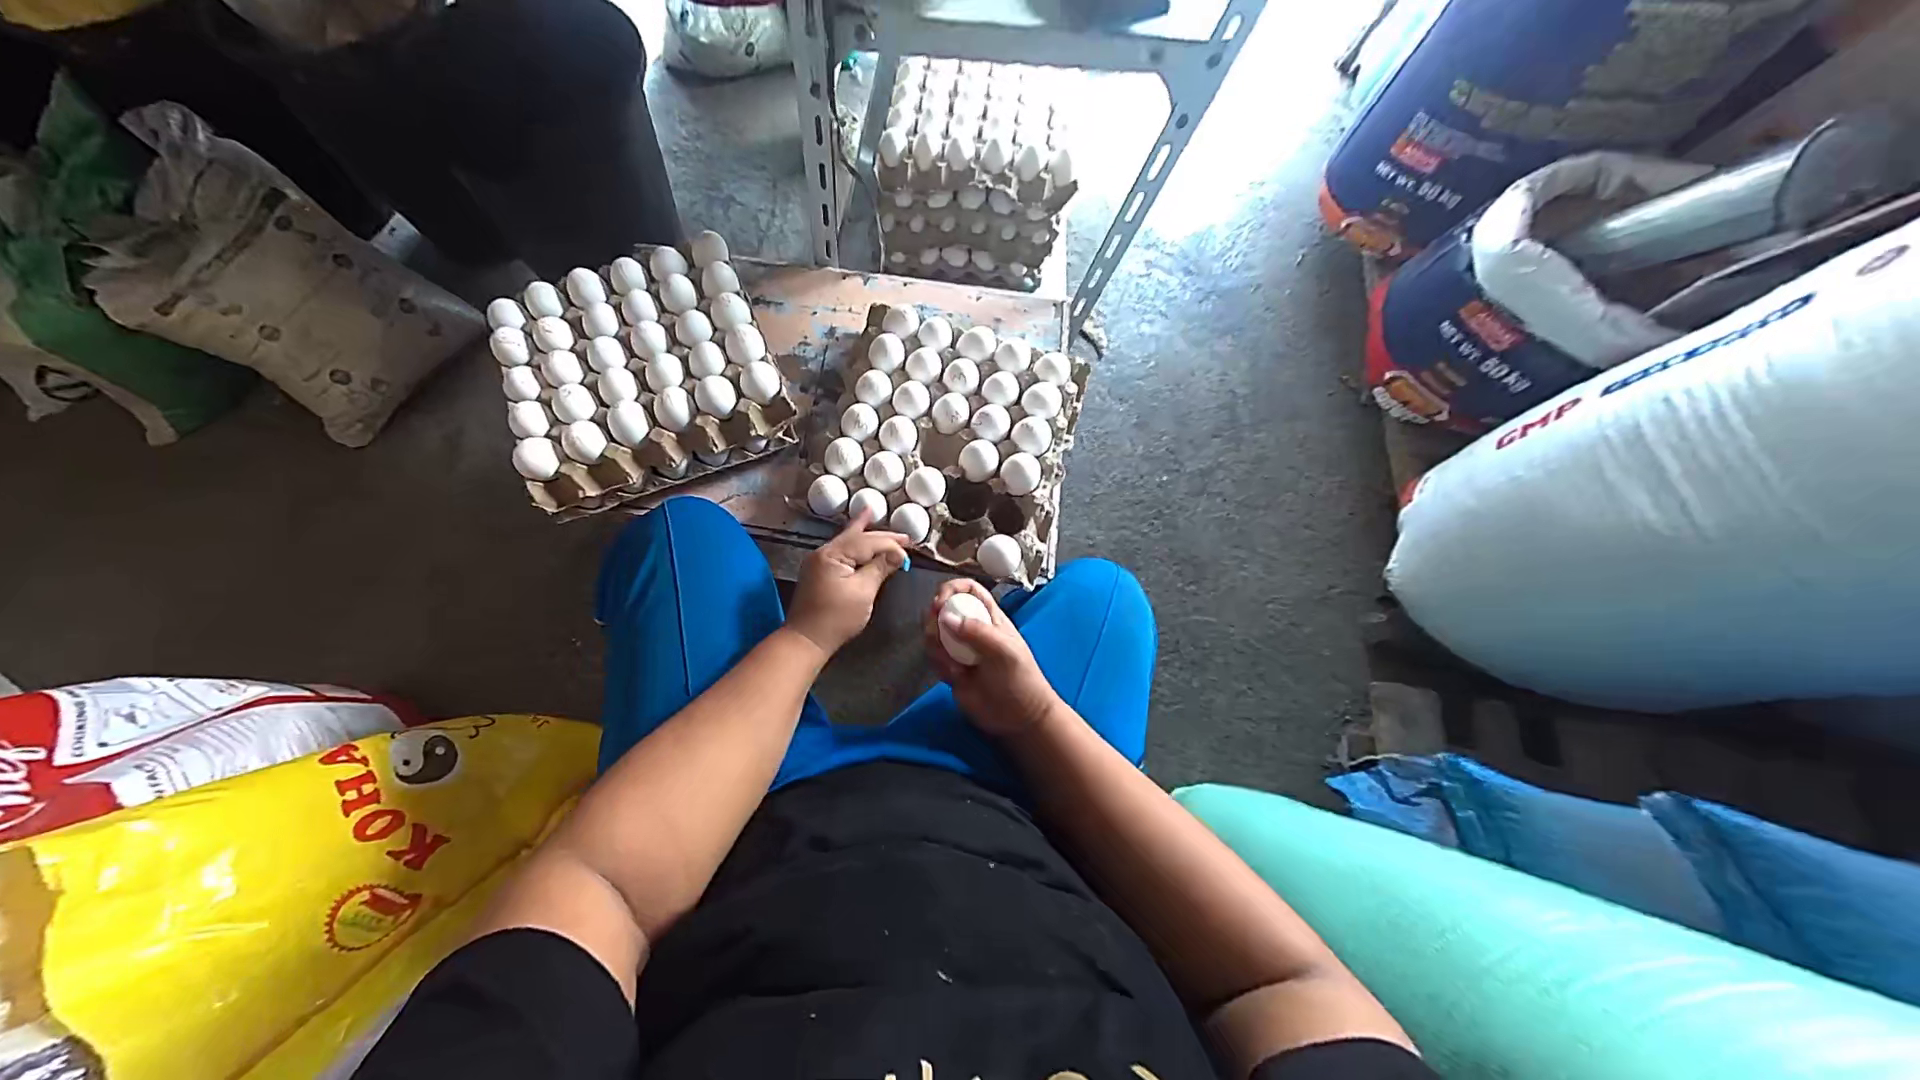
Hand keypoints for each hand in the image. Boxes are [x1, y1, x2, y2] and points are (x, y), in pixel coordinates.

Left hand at [787, 509, 909, 655]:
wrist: (807, 640)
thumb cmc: (836, 618)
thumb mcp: (863, 592)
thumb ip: (880, 568)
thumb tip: (898, 554)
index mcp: (832, 555)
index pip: (867, 542)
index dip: (890, 545)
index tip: (909, 553)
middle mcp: (823, 552)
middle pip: (856, 537)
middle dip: (881, 537)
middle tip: (905, 537)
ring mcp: (819, 561)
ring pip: (848, 542)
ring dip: (866, 534)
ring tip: (873, 515)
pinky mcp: (820, 571)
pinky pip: (842, 551)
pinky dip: (854, 544)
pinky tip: (856, 532)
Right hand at [924, 578, 1064, 739]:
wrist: (1020, 717)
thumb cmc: (1020, 678)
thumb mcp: (1003, 650)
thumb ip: (976, 632)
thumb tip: (945, 617)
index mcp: (989, 617)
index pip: (968, 590)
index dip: (952, 589)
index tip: (940, 602)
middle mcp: (972, 629)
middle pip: (944, 609)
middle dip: (935, 618)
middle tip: (937, 634)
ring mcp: (960, 649)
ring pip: (934, 634)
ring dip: (935, 645)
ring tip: (953, 664)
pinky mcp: (951, 669)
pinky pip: (934, 658)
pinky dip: (938, 664)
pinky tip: (954, 676)